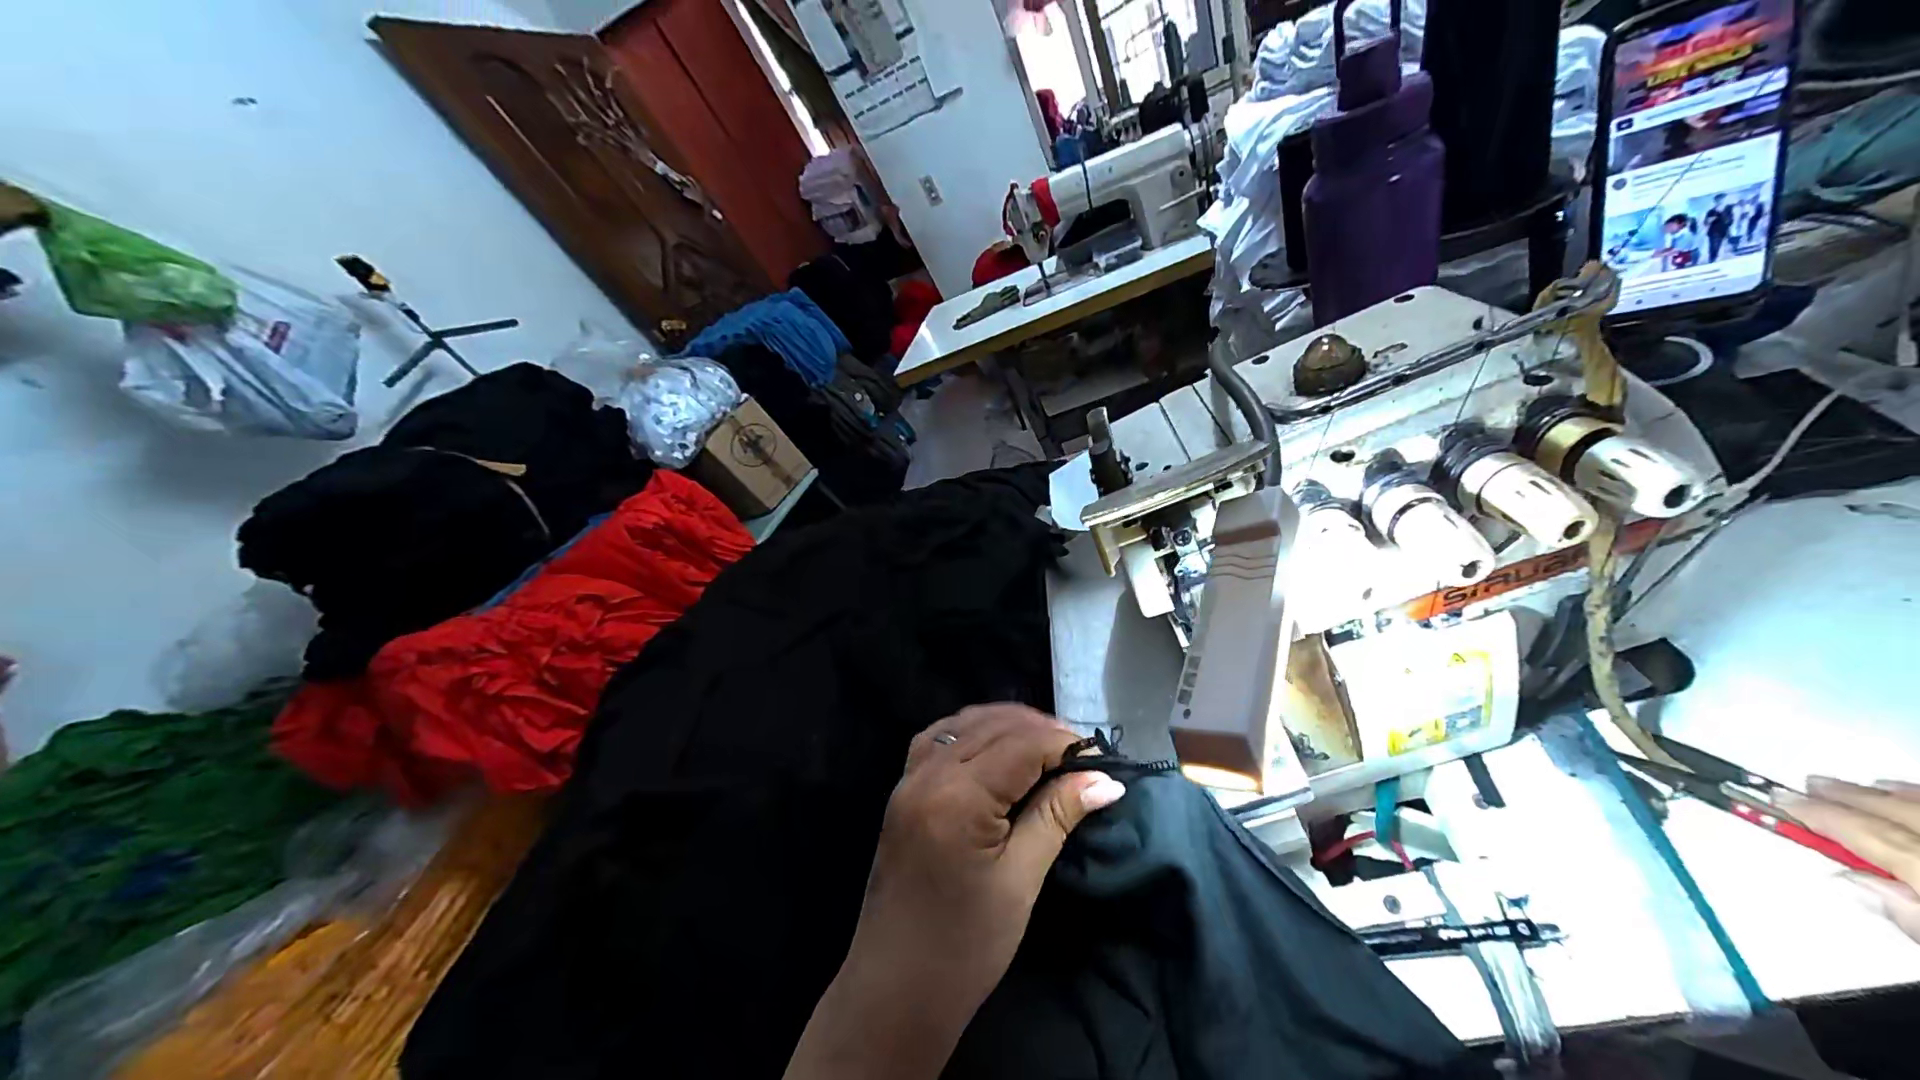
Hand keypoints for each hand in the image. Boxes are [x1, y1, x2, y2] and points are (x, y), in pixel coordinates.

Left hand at [784, 705, 1126, 1079]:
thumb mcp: (1021, 879)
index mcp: (957, 796)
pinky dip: (973, 734)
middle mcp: (927, 774)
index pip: (1020, 743)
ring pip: (964, 724)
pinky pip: (939, 740)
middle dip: (1040, 731)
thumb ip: (1057, 816)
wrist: (895, 990)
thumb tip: (1106, 780)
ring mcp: (908, 780)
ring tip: (1047, 749)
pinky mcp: (902, 792)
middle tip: (1081, 756)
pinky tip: (996, 751)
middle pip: (993, 726)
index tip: (1102, 760)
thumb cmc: (965, 946)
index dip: (1064, 743)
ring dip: (1007, 727)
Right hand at [1781, 777, 1919, 940]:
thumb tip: (1847, 880)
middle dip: (1853, 799)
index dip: (1823, 818)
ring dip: (1889, 796)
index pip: (1878, 840)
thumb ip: (1910, 920)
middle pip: (1906, 819)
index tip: (1776, 800)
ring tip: (1853, 786)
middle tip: (1802, 784)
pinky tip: (1906, 793)